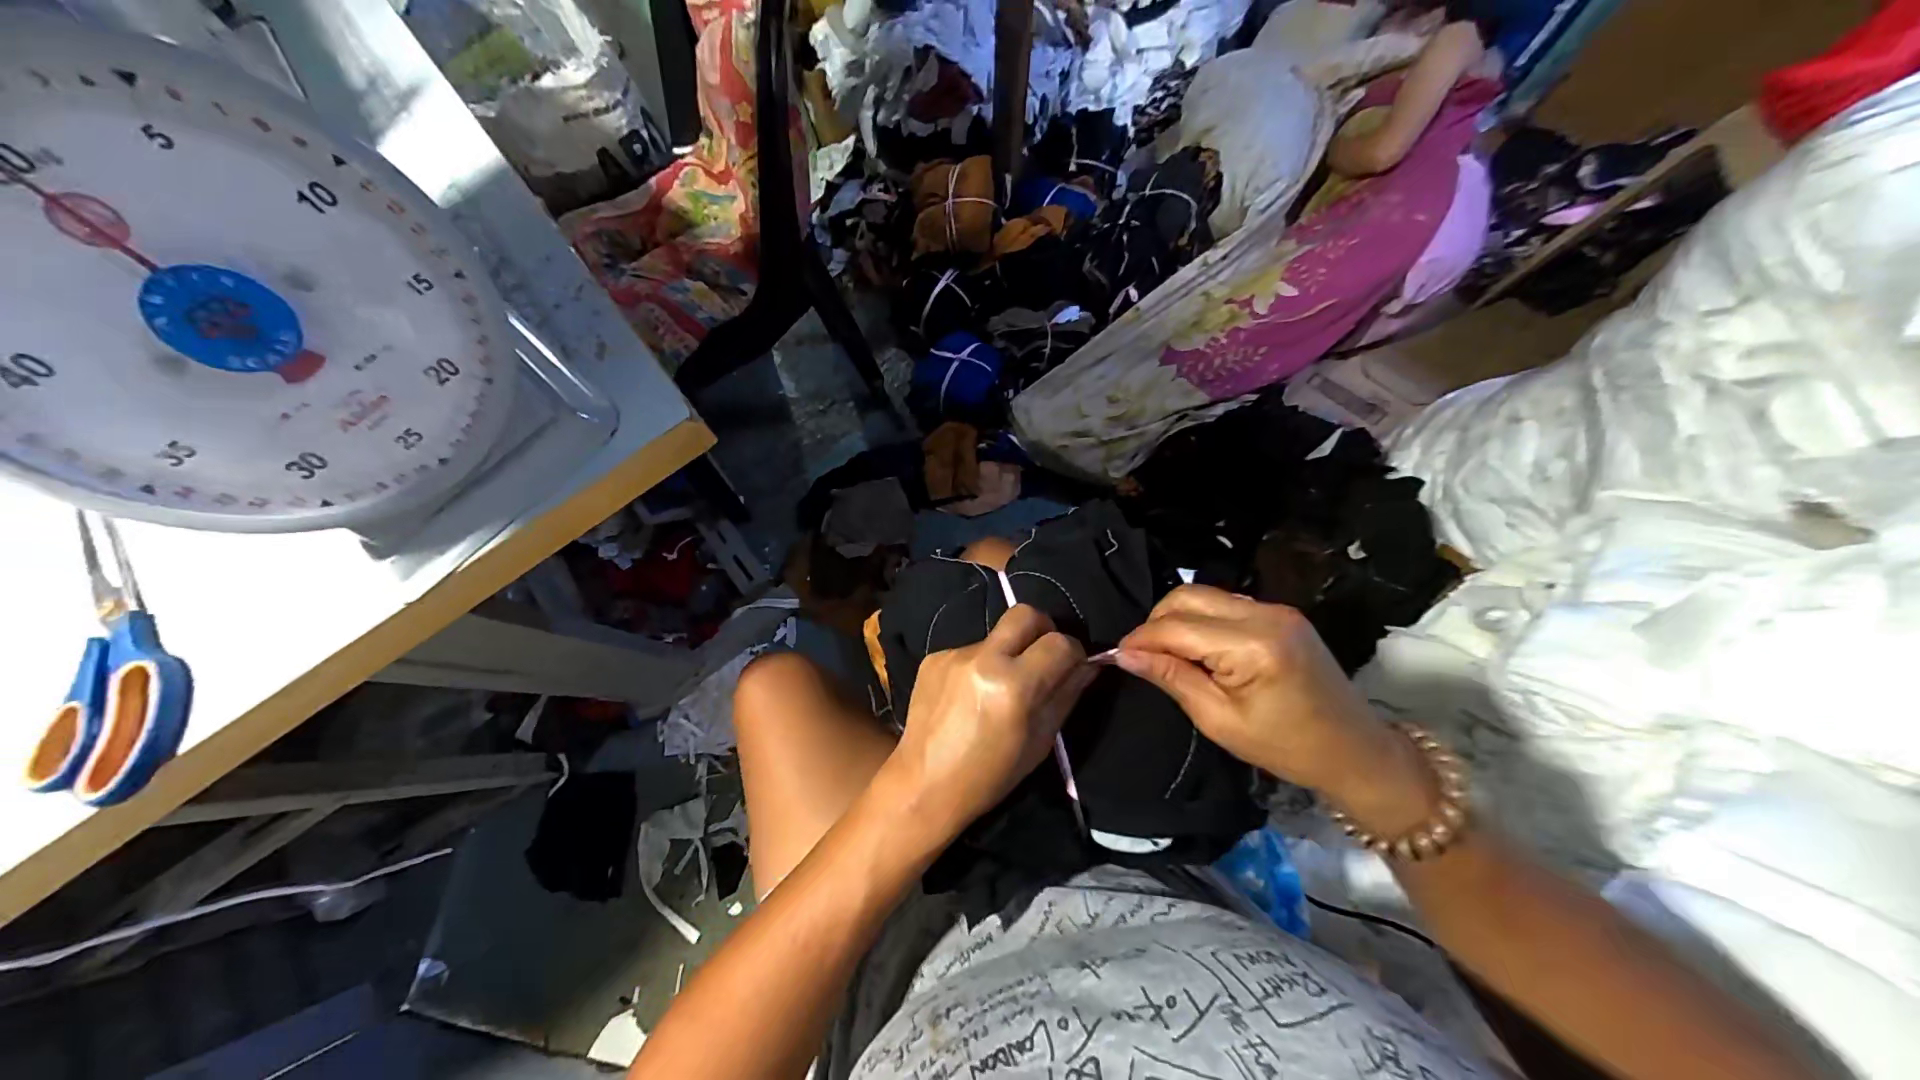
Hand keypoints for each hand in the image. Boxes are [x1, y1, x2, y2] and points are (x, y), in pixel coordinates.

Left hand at [884, 604, 1098, 842]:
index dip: (1073, 652)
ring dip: (1007, 653)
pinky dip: (979, 666)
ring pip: (996, 636)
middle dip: (1043, 629)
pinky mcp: (933, 658)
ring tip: (997, 690)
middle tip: (1042, 656)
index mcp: (1013, 686)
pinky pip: (970, 651)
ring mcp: (954, 655)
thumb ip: (1065, 695)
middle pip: (1025, 613)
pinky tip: (970, 697)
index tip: (1071, 667)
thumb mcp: (1039, 742)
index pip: (1059, 642)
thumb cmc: (989, 775)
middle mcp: (983, 659)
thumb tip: (1088, 665)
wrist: (924, 785)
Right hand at [1115, 586, 1436, 836]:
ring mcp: (1277, 609)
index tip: (1117, 656)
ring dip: (1178, 619)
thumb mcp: (1219, 720)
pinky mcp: (1281, 613)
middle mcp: (1265, 614)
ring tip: (1169, 656)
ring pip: (1205, 595)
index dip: (1140, 639)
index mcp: (1253, 645)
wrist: (1355, 749)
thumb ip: (1171, 678)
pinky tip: (1198, 649)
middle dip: (1156, 622)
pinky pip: (1226, 604)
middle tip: (1144, 657)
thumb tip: (1124, 655)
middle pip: (1187, 596)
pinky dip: (1202, 620)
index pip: (1177, 626)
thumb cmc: (1286, 747)